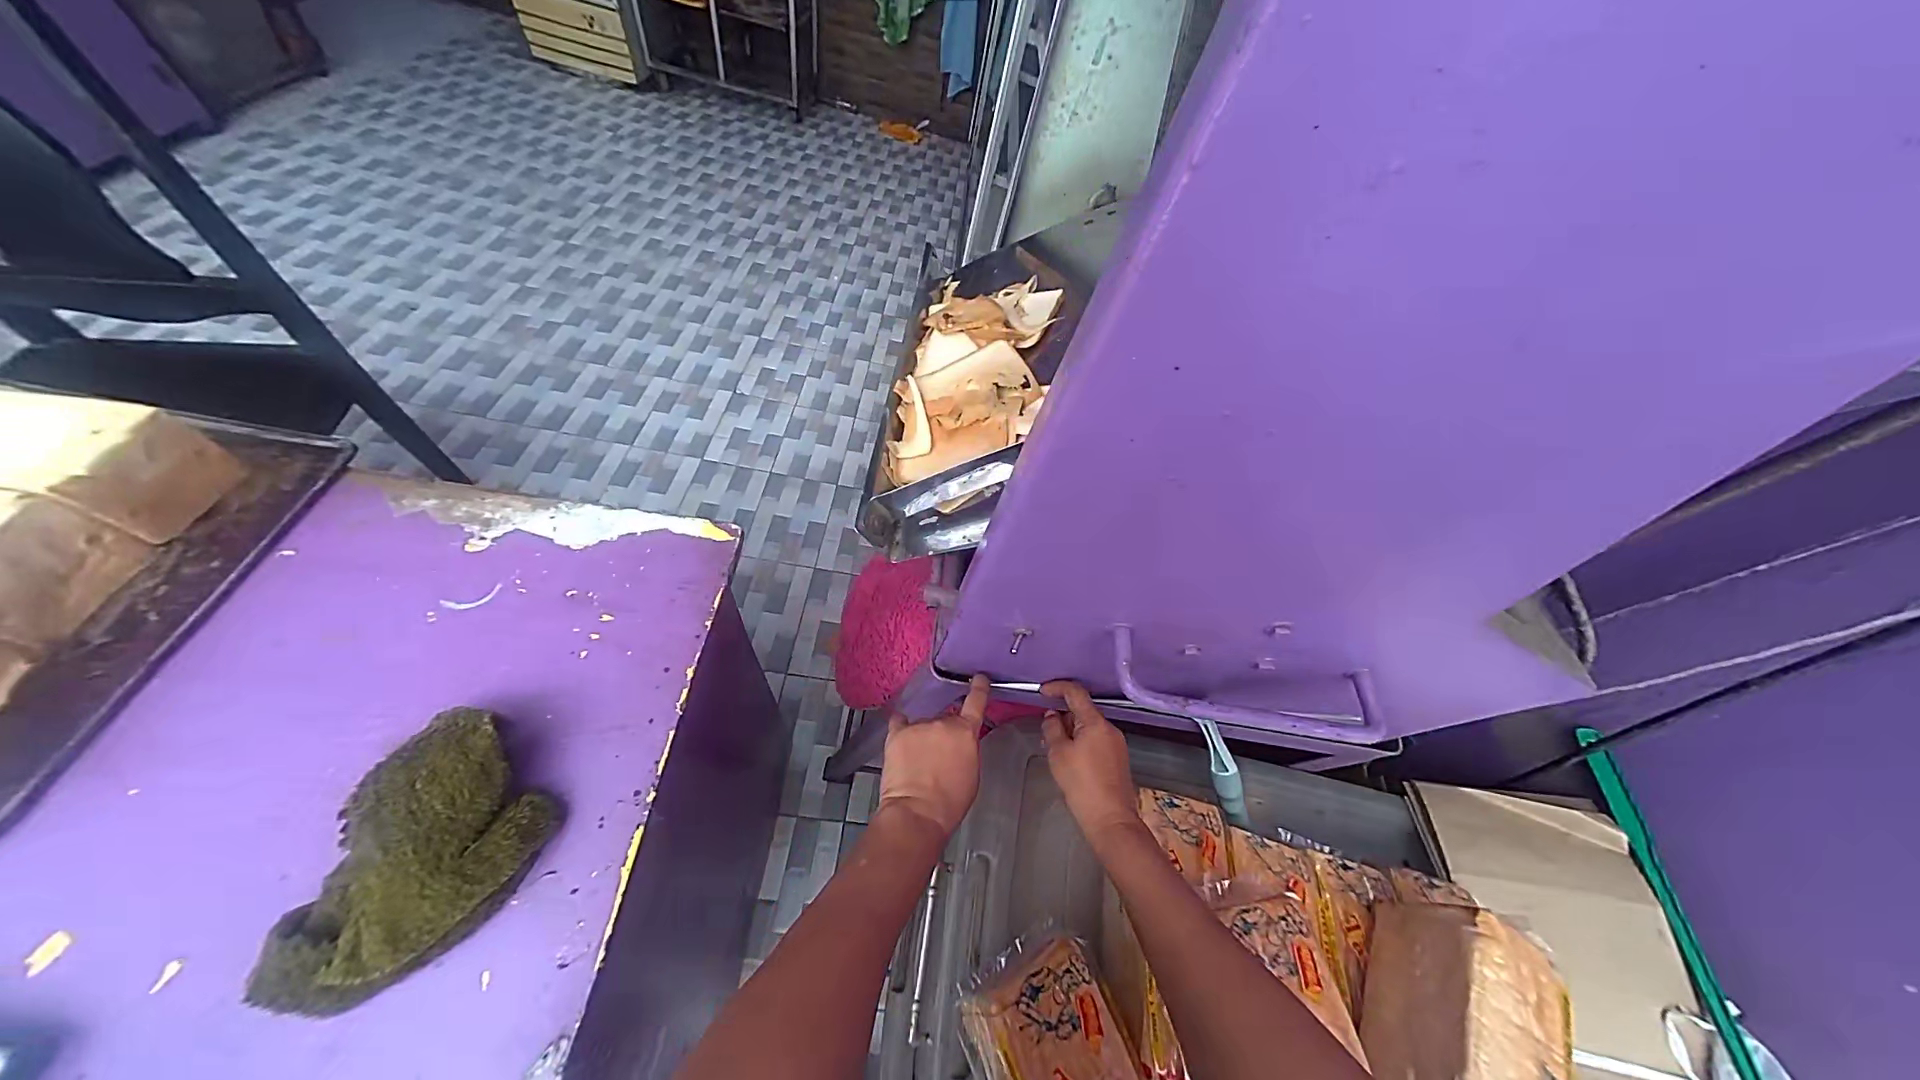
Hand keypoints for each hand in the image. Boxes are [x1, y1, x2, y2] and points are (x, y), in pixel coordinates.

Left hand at [876, 675, 987, 836]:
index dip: (978, 688)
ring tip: (917, 763)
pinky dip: (901, 729)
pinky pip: (899, 722)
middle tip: (937, 759)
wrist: (919, 812)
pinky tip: (901, 742)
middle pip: (945, 720)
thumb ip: (967, 749)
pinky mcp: (897, 733)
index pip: (976, 702)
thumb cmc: (949, 802)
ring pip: (922, 725)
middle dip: (942, 735)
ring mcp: (919, 726)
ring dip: (921, 737)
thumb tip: (960, 744)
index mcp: (966, 733)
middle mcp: (943, 723)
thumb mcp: (972, 774)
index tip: (978, 678)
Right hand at [1040, 681, 1142, 846]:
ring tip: (1054, 747)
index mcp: (1096, 722)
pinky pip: (1096, 740)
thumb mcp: (1058, 753)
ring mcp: (1116, 744)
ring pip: (1089, 727)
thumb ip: (1052, 729)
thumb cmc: (1081, 784)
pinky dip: (1081, 741)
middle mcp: (1110, 728)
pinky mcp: (1117, 758)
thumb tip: (1052, 715)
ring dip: (1071, 730)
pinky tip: (1070, 759)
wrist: (1110, 819)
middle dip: (1063, 714)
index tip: (1041, 692)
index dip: (1057, 688)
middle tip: (1045, 729)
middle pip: (1083, 710)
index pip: (1076, 692)